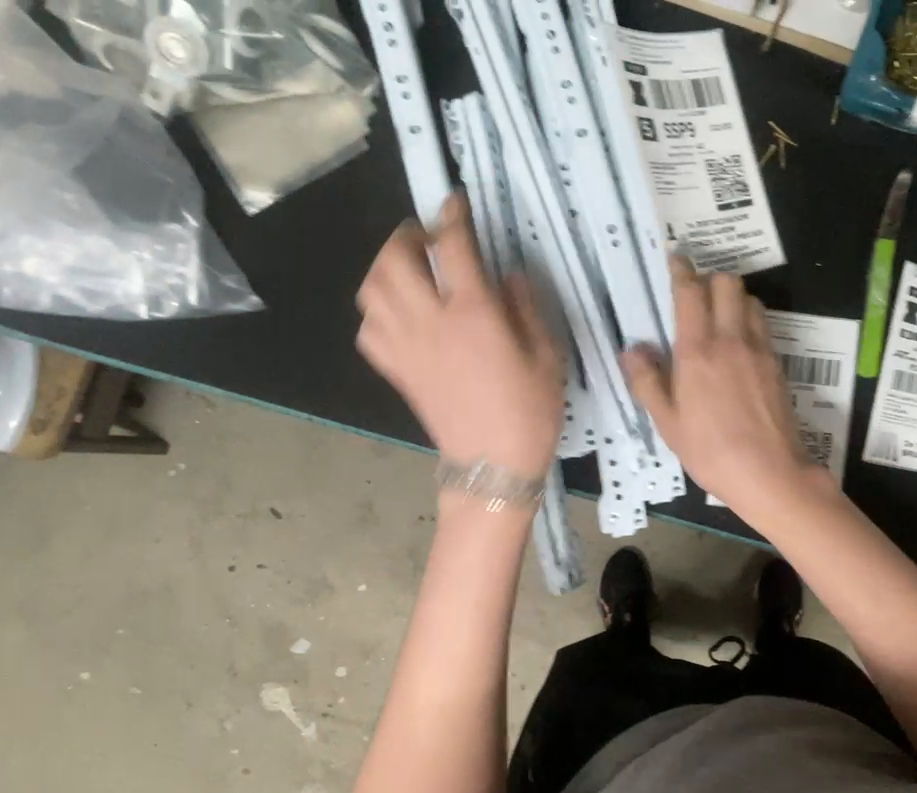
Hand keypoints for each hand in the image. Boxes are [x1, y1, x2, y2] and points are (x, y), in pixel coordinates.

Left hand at [356, 193, 563, 477]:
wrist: (492, 466)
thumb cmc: (529, 413)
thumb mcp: (548, 357)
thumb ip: (526, 308)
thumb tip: (506, 275)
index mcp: (474, 313)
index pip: (453, 244)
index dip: (453, 214)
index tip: (456, 202)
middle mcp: (430, 321)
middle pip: (395, 257)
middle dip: (407, 235)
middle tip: (427, 238)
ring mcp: (406, 346)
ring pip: (372, 288)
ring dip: (385, 268)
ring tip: (409, 271)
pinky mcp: (396, 370)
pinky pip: (368, 328)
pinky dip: (377, 312)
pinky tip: (400, 315)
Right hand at [620, 259, 824, 513]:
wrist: (768, 473)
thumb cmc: (710, 452)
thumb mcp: (667, 423)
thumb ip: (647, 382)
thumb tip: (632, 350)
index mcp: (697, 351)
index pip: (690, 291)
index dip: (680, 271)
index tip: (674, 262)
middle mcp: (731, 340)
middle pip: (727, 283)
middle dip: (710, 279)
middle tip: (695, 296)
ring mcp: (759, 350)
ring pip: (750, 300)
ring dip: (733, 299)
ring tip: (719, 319)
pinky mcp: (777, 365)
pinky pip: (763, 327)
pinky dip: (750, 322)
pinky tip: (739, 345)